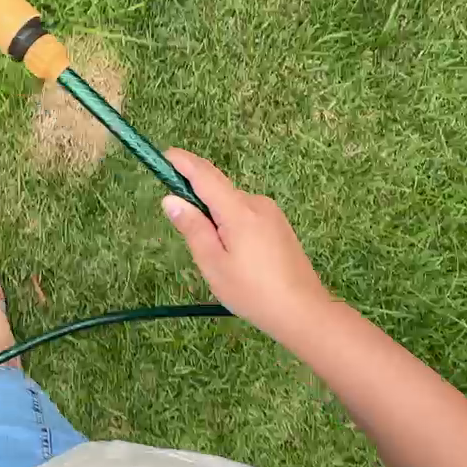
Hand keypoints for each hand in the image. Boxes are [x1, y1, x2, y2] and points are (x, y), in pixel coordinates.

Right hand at [160, 148, 336, 343]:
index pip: (205, 176)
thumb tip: (171, 199)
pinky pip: (246, 216)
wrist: (302, 310)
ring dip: (216, 219)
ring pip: (232, 206)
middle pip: (219, 191)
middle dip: (198, 203)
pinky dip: (231, 226)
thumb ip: (193, 228)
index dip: (183, 163)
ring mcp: (271, 213)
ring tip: (217, 259)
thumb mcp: (213, 263)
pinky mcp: (279, 225)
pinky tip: (236, 257)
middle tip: (190, 238)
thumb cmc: (252, 291)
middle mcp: (257, 203)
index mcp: (239, 211)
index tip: (164, 156)